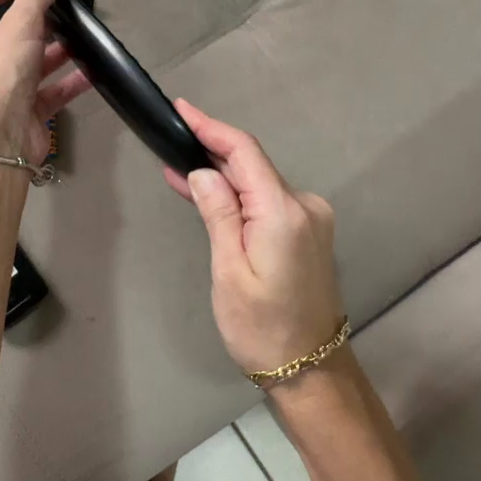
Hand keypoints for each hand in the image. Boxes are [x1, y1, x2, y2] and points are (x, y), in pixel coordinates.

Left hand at [0, 0, 92, 161]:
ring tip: (84, 36)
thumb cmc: (0, 73)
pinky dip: (72, 80)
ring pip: (36, 59)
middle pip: (13, 28)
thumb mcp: (18, 24)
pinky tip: (93, 71)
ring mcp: (9, 84)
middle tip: (66, 8)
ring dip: (59, 48)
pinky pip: (53, 89)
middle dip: (40, 17)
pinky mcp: (28, 108)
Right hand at [164, 100, 344, 376]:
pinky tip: (210, 196)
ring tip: (177, 173)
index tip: (181, 109)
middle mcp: (304, 205)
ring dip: (222, 177)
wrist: (312, 371)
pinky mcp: (308, 232)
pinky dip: (239, 196)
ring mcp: (310, 218)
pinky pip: (267, 201)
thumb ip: (219, 214)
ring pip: (258, 183)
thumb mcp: (229, 272)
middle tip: (168, 144)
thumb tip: (202, 170)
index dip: (211, 127)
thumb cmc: (262, 327)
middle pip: (251, 165)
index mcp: (284, 212)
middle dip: (210, 153)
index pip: (244, 152)